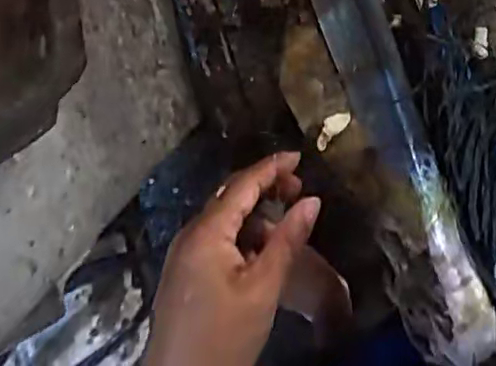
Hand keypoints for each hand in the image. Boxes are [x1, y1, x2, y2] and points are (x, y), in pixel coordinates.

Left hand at [146, 153, 322, 365]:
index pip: (243, 184)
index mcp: (207, 233)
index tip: (301, 157)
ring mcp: (182, 258)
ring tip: (286, 217)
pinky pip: (216, 236)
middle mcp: (189, 237)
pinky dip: (242, 229)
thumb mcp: (264, 287)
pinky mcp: (183, 276)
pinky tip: (262, 246)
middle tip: (298, 188)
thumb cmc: (223, 337)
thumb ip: (288, 239)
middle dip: (265, 184)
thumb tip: (313, 200)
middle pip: (230, 195)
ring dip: (255, 209)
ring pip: (223, 216)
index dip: (273, 167)